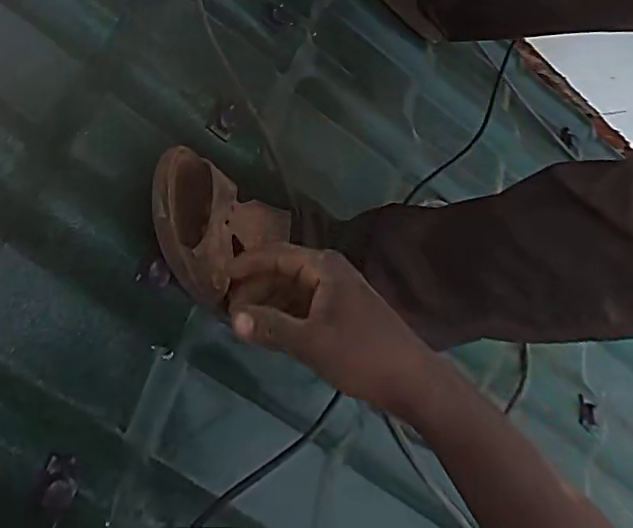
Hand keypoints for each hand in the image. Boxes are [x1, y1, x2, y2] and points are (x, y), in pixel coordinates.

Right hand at [225, 244, 440, 418]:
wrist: (412, 379)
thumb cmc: (361, 353)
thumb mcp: (311, 342)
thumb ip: (271, 328)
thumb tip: (232, 318)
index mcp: (324, 266)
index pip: (277, 254)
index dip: (247, 263)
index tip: (219, 276)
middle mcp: (330, 270)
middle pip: (284, 270)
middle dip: (255, 285)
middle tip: (226, 306)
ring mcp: (339, 290)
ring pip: (294, 289)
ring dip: (269, 301)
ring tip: (242, 320)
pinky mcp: (344, 311)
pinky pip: (305, 304)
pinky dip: (286, 313)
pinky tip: (270, 330)